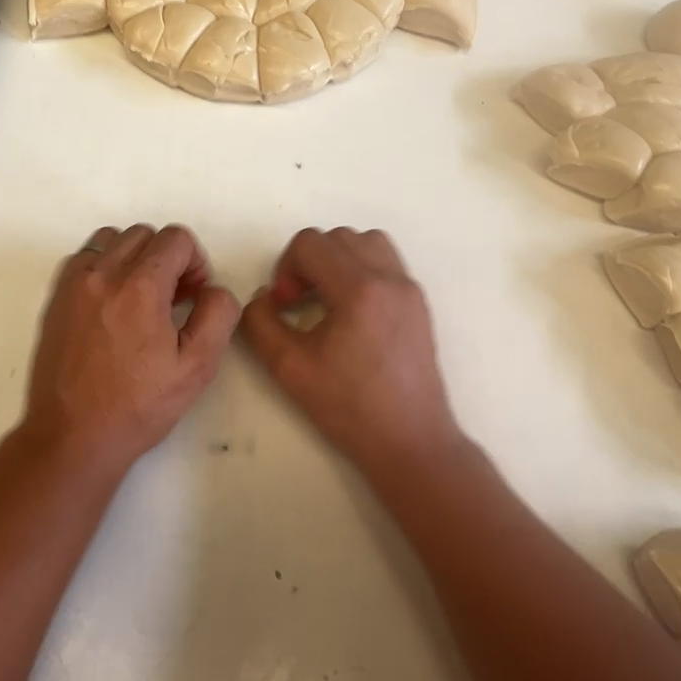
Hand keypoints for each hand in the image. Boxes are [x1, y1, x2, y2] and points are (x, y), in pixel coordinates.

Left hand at [21, 224, 240, 470]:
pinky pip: (84, 259)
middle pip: (144, 234)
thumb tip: (213, 289)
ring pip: (111, 240)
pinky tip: (111, 305)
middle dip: (167, 258)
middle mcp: (102, 275)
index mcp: (139, 288)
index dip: (195, 262)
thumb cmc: (137, 406)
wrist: (72, 436)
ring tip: (141, 299)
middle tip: (173, 300)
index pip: (175, 239)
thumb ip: (217, 315)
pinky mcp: (55, 299)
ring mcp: (73, 285)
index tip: (193, 296)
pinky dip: (103, 267)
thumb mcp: (197, 368)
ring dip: (133, 258)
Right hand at [241, 228, 460, 471]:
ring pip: (366, 243)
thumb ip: (261, 323)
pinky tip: (351, 311)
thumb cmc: (349, 408)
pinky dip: (362, 271)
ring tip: (327, 299)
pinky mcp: (419, 304)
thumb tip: (262, 299)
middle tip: (300, 304)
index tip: (286, 307)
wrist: (411, 442)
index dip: (286, 269)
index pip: (310, 243)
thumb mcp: (289, 368)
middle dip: (309, 262)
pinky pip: (386, 263)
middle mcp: (389, 278)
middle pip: (337, 237)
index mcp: (359, 289)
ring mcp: (409, 289)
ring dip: (338, 260)